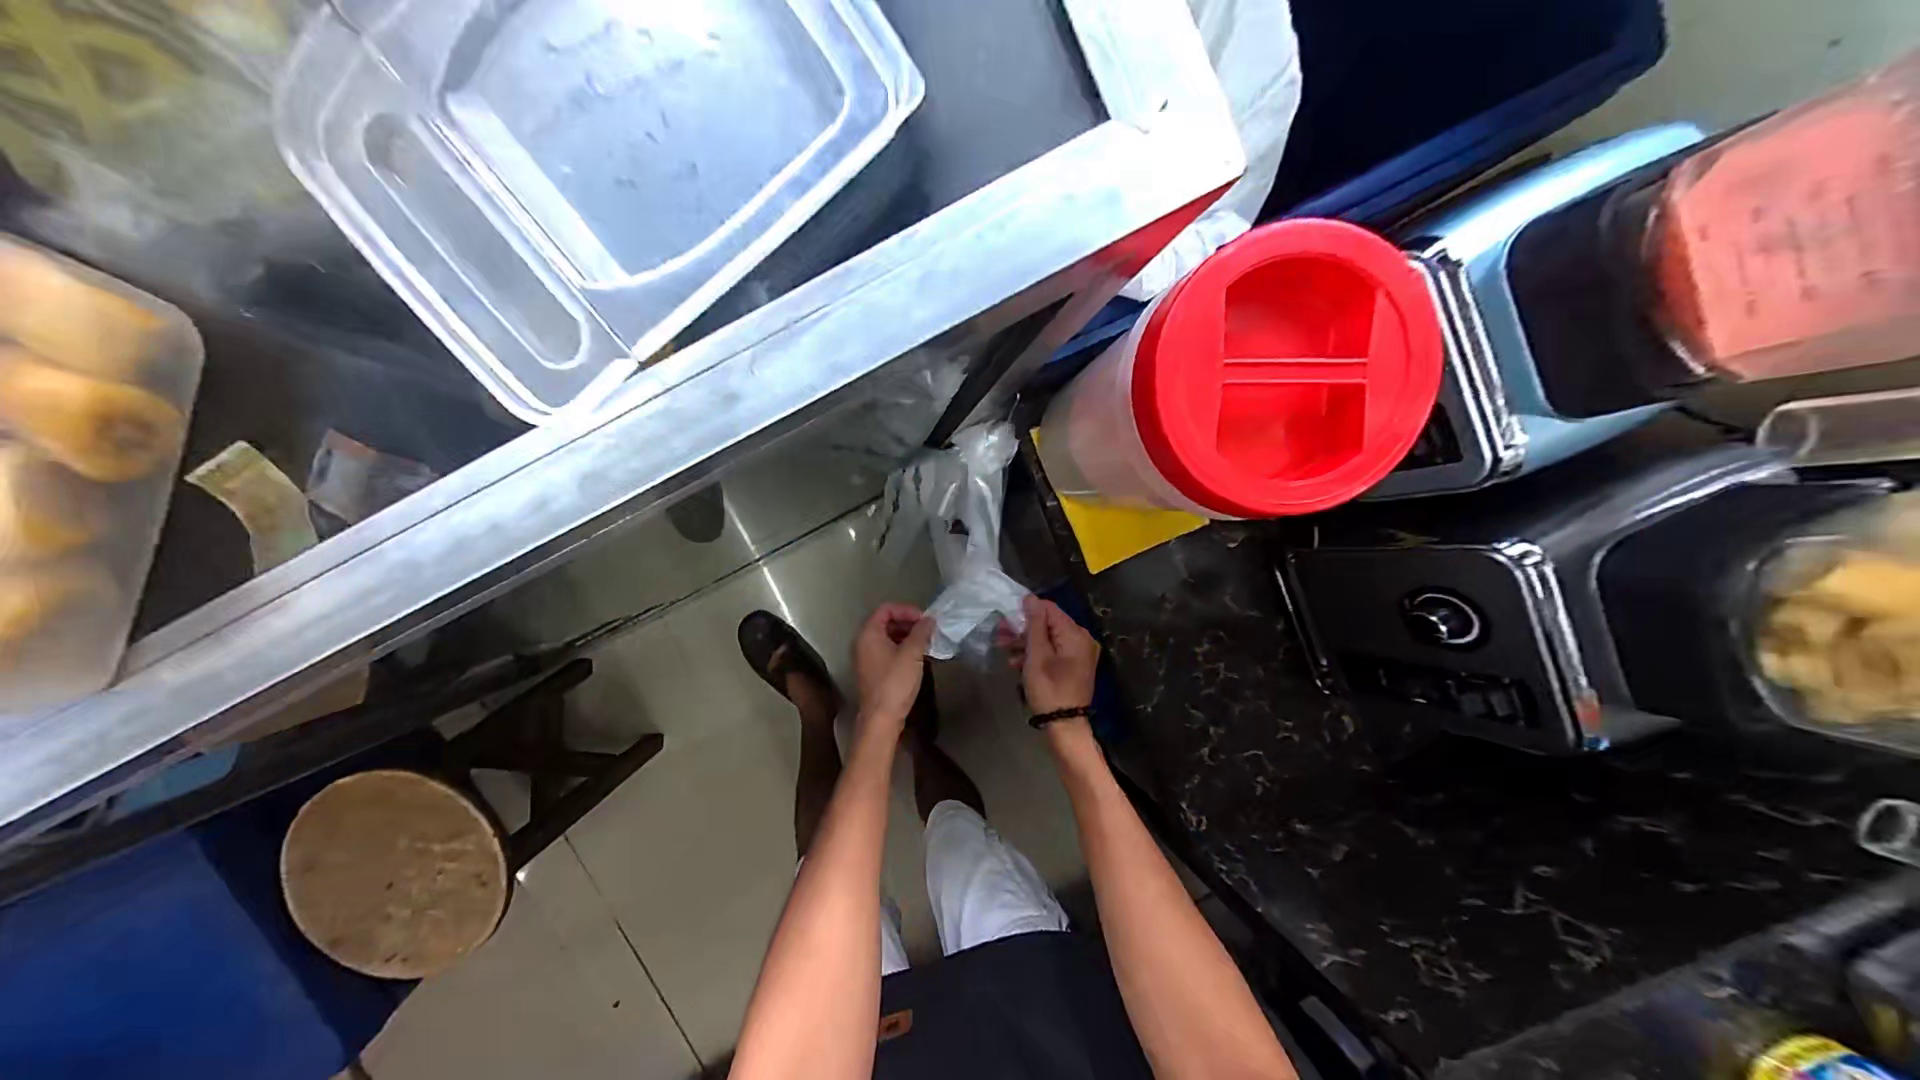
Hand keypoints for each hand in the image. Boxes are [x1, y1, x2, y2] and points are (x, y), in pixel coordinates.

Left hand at [853, 603, 934, 737]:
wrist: (881, 717)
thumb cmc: (895, 682)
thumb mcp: (912, 653)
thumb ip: (921, 632)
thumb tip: (929, 620)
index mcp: (868, 633)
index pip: (886, 609)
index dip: (907, 610)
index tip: (925, 620)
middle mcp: (863, 642)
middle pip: (886, 621)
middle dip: (908, 622)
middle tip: (928, 630)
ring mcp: (866, 657)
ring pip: (887, 637)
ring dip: (907, 636)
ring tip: (926, 643)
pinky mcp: (872, 670)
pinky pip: (886, 650)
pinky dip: (901, 648)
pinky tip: (917, 656)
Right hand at [998, 595, 1099, 714]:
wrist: (1065, 725)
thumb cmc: (1049, 688)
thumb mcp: (1037, 655)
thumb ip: (1034, 624)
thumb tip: (1030, 598)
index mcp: (1075, 634)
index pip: (1049, 609)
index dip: (1026, 611)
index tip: (1006, 621)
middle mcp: (1082, 639)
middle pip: (1048, 624)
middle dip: (1023, 629)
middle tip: (1000, 636)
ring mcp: (1080, 653)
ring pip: (1049, 639)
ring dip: (1026, 643)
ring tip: (1006, 651)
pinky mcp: (1075, 665)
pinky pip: (1054, 651)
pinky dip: (1037, 654)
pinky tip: (1018, 663)